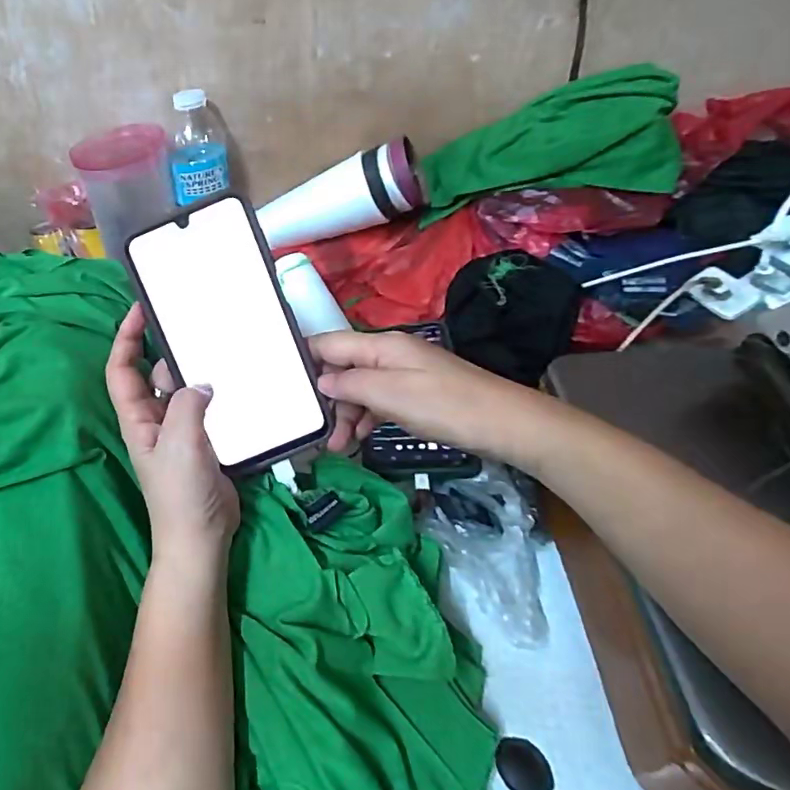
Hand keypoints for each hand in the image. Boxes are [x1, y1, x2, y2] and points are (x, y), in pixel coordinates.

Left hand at [106, 305, 240, 564]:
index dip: (125, 338)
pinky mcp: (205, 441)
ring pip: (185, 389)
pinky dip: (218, 392)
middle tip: (195, 324)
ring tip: (221, 345)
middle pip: (156, 374)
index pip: (121, 370)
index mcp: (137, 419)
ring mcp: (180, 431)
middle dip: (170, 349)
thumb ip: (187, 405)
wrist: (202, 537)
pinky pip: (208, 407)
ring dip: (198, 370)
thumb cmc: (181, 492)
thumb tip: (202, 383)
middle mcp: (155, 420)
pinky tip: (238, 380)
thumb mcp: (180, 443)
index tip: (140, 309)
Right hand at [308, 330, 569, 467]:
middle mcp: (389, 354)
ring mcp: (403, 373)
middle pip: (342, 369)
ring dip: (346, 414)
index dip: (302, 359)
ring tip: (338, 446)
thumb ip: (350, 384)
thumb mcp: (391, 394)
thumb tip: (321, 380)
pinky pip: (379, 400)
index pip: (328, 343)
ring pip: (359, 388)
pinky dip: (367, 418)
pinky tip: (362, 438)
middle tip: (319, 432)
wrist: (508, 425)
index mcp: (381, 345)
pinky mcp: (415, 393)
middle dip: (326, 398)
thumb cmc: (447, 406)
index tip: (281, 385)